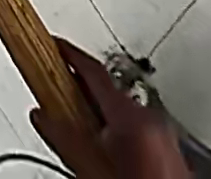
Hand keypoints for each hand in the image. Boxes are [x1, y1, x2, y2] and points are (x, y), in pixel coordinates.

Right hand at [31, 39, 191, 178]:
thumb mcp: (89, 167)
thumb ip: (63, 137)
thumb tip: (40, 114)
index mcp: (131, 116)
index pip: (95, 71)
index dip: (71, 55)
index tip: (56, 44)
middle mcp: (152, 119)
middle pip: (109, 89)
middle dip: (82, 87)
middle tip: (59, 85)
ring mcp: (164, 134)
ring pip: (123, 108)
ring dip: (99, 109)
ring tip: (79, 121)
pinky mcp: (171, 150)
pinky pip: (137, 125)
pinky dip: (117, 126)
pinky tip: (104, 143)